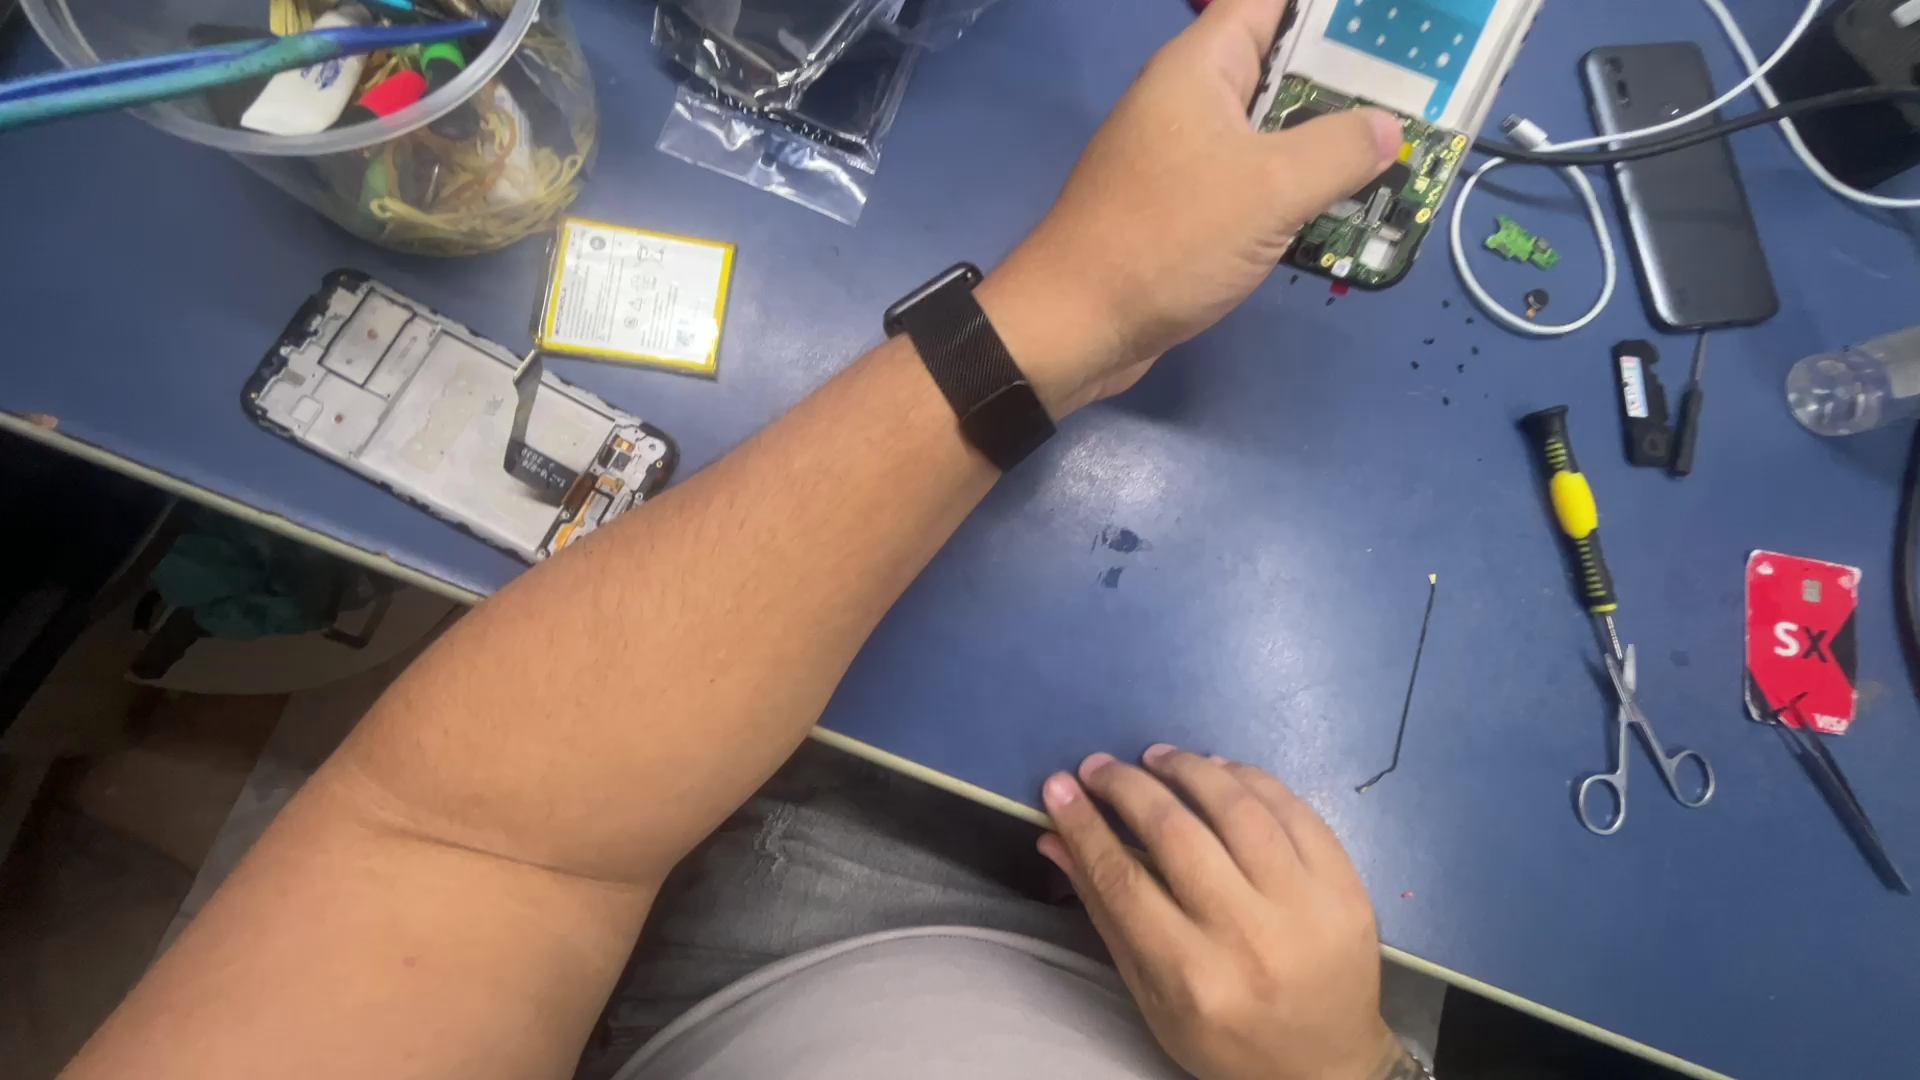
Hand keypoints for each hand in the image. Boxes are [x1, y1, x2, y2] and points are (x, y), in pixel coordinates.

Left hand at [978, 0, 1400, 414]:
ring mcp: (1178, 170)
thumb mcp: (1269, 187)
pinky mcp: (1177, 224)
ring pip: (1266, 144)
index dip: (1340, 11)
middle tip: (1424, 100)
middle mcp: (1185, 109)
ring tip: (1398, 162)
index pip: (1275, 2)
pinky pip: (1244, 197)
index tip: (1404, 27)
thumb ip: (1339, 149)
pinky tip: (1335, 220)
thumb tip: (1386, 130)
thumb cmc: (1165, 243)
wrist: (1074, 330)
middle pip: (1280, 74)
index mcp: (1199, 69)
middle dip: (1349, 86)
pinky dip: (1286, 205)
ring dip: (1323, 156)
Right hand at [1038, 745, 1416, 1079]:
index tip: (1058, 785)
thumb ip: (1103, 909)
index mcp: (1194, 978)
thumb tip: (1054, 836)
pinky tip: (1217, 768)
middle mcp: (1249, 939)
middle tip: (1099, 765)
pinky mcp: (1346, 888)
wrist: (1330, 1071)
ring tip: (1156, 756)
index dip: (1083, 824)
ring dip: (1188, 768)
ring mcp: (1307, 909)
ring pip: (1237, 809)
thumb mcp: (1150, 993)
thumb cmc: (1225, 1038)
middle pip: (1176, 834)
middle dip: (1127, 786)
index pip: (1122, 879)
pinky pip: (1293, 809)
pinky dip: (1248, 777)